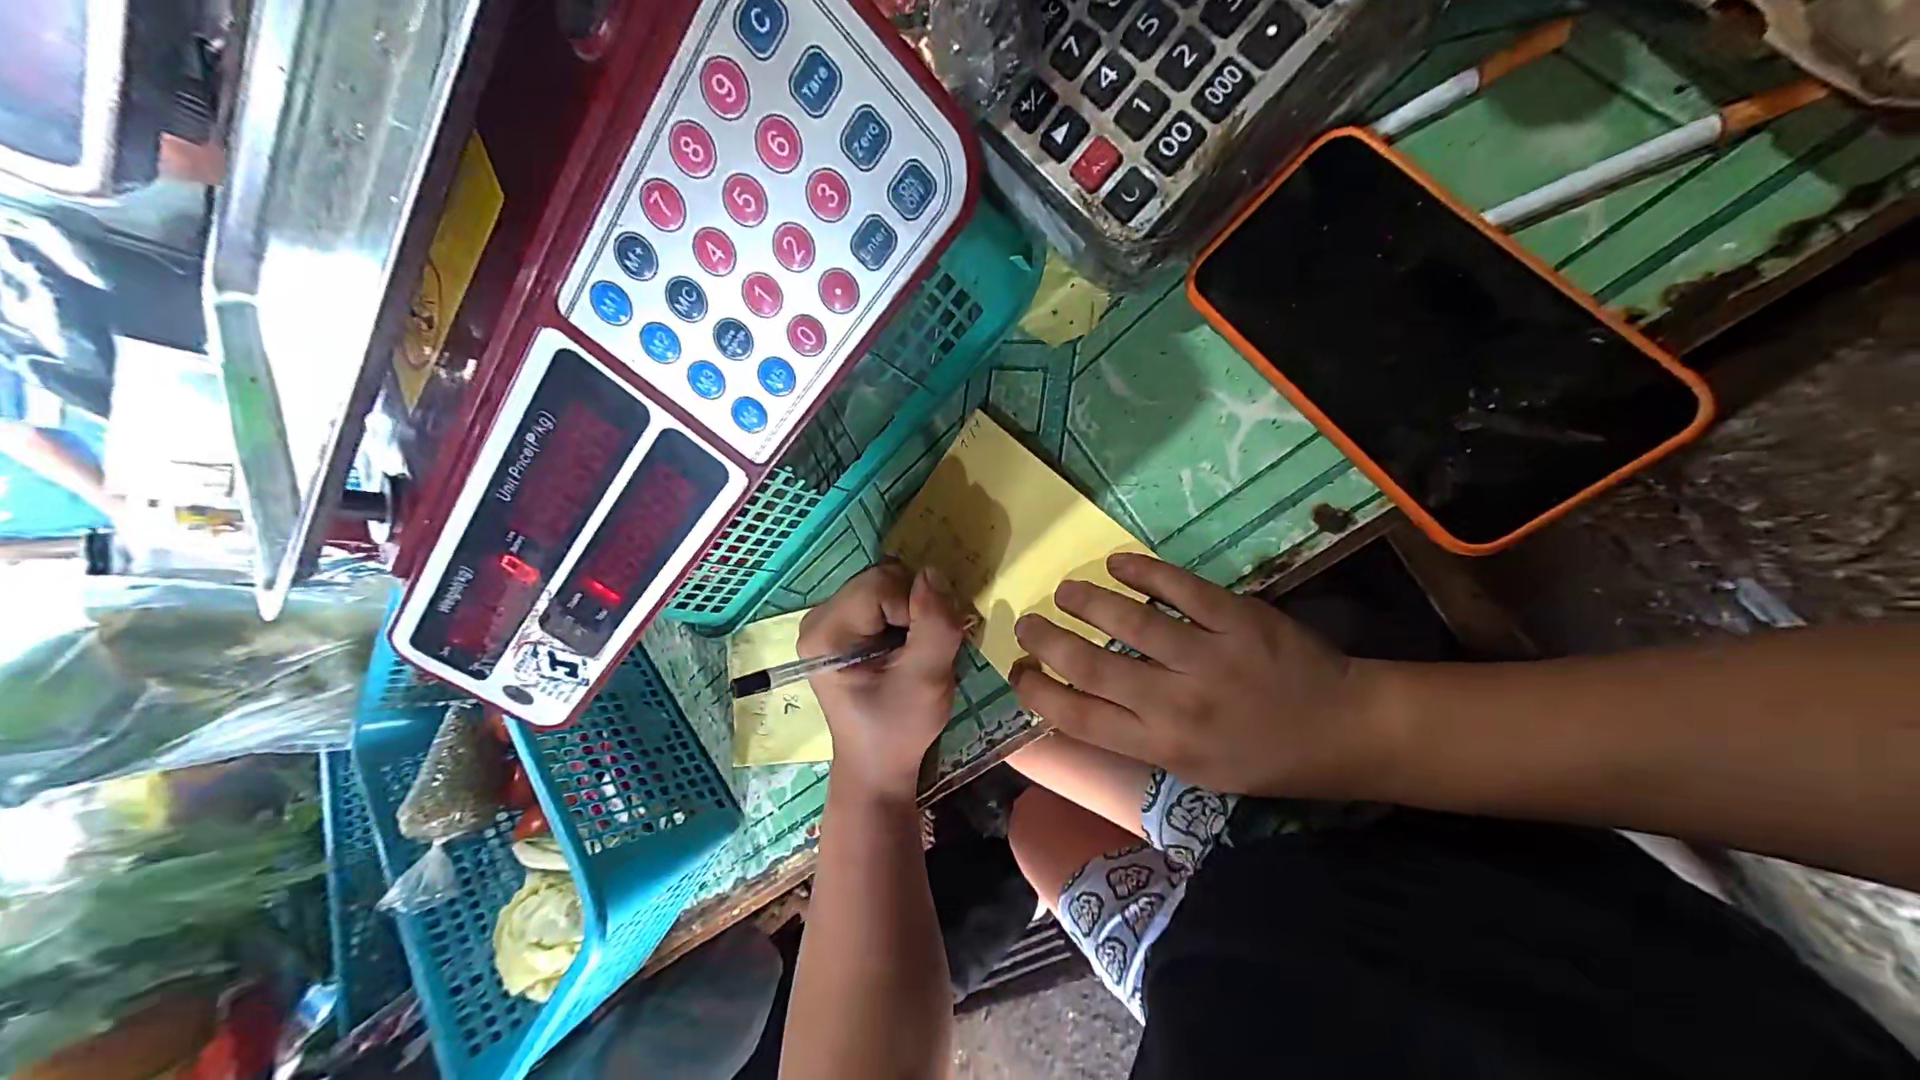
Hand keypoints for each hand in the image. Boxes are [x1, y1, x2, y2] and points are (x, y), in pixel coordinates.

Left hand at [800, 561, 967, 798]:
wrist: (878, 765)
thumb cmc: (899, 728)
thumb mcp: (927, 678)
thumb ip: (934, 624)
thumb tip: (932, 572)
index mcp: (826, 631)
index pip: (882, 583)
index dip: (914, 609)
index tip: (919, 650)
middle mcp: (819, 617)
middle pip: (882, 578)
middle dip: (914, 607)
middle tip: (920, 650)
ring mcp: (828, 620)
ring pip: (886, 585)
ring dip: (913, 612)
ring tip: (914, 651)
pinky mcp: (843, 626)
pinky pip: (883, 598)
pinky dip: (905, 616)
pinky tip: (906, 648)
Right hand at [1009, 553, 1389, 798]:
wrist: (1341, 731)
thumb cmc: (1259, 757)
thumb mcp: (1191, 767)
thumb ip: (1135, 733)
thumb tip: (1079, 698)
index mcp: (1162, 745)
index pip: (1079, 718)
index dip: (1038, 692)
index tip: (1018, 670)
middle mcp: (1177, 703)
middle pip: (1092, 666)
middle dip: (1048, 641)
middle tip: (1026, 623)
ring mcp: (1208, 656)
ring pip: (1129, 620)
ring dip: (1085, 601)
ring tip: (1064, 591)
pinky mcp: (1236, 617)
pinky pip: (1179, 587)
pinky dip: (1142, 571)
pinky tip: (1117, 563)